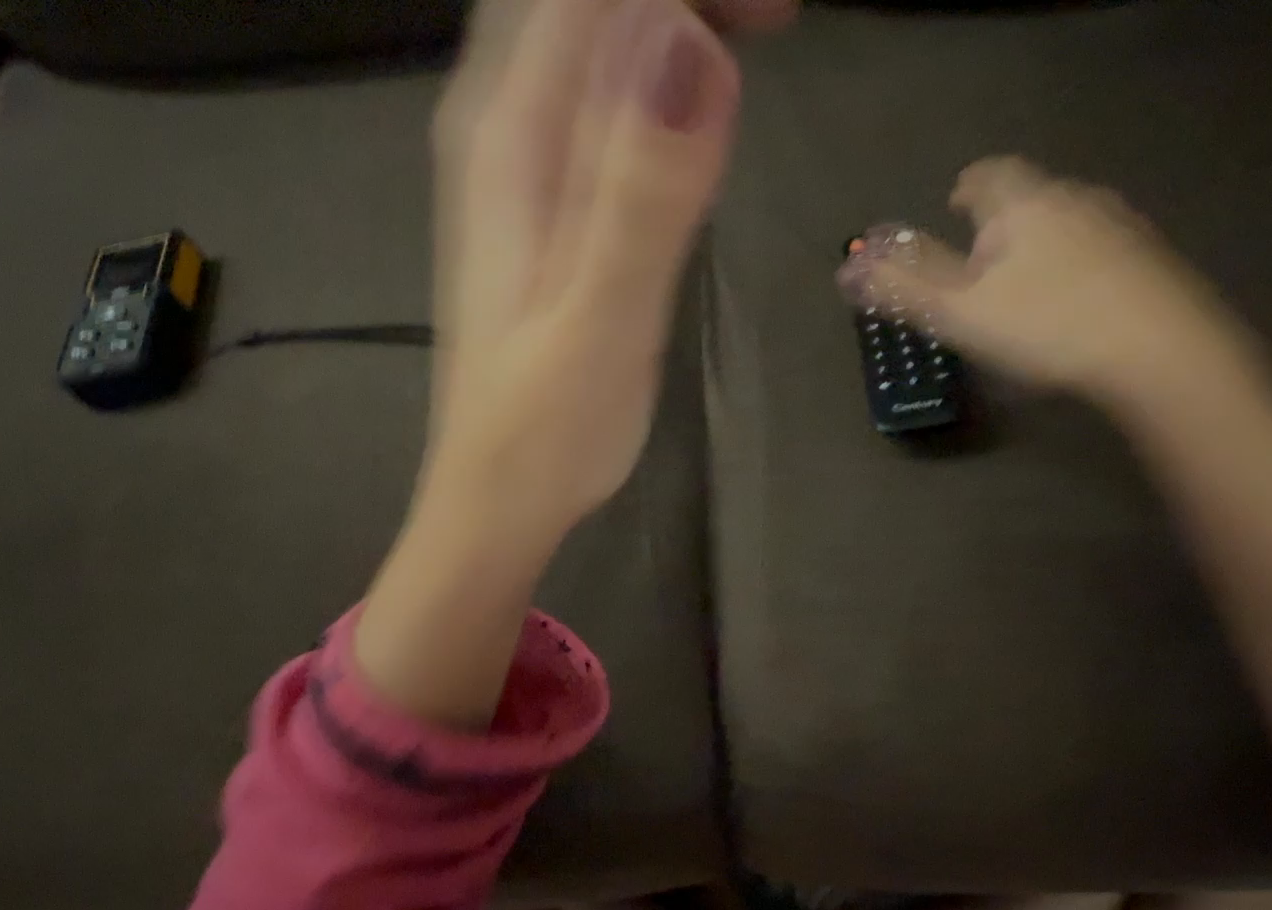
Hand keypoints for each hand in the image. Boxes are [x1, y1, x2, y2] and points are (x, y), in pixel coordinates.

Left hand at [354, 0, 766, 724]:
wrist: (497, 499)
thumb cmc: (546, 432)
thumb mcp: (601, 322)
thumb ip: (640, 193)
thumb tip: (691, 45)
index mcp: (509, 139)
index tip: (774, 14)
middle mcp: (499, 128)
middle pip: (574, 0)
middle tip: (774, 22)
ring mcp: (514, 164)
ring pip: (582, 39)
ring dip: (664, 22)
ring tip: (756, 37)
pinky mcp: (540, 202)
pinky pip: (589, 97)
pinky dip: (650, 75)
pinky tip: (696, 103)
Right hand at [837, 156, 1256, 398]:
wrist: (1161, 353)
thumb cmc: (1047, 326)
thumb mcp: (960, 314)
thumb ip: (903, 288)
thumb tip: (846, 268)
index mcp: (1021, 203)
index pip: (986, 175)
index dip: (966, 190)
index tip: (956, 210)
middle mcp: (1074, 198)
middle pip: (1030, 196)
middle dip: (1004, 221)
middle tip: (986, 261)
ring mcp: (1121, 225)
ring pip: (1069, 221)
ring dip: (1044, 243)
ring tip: (1029, 285)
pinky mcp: (1154, 259)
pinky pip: (1104, 250)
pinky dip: (1082, 267)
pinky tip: (1080, 305)